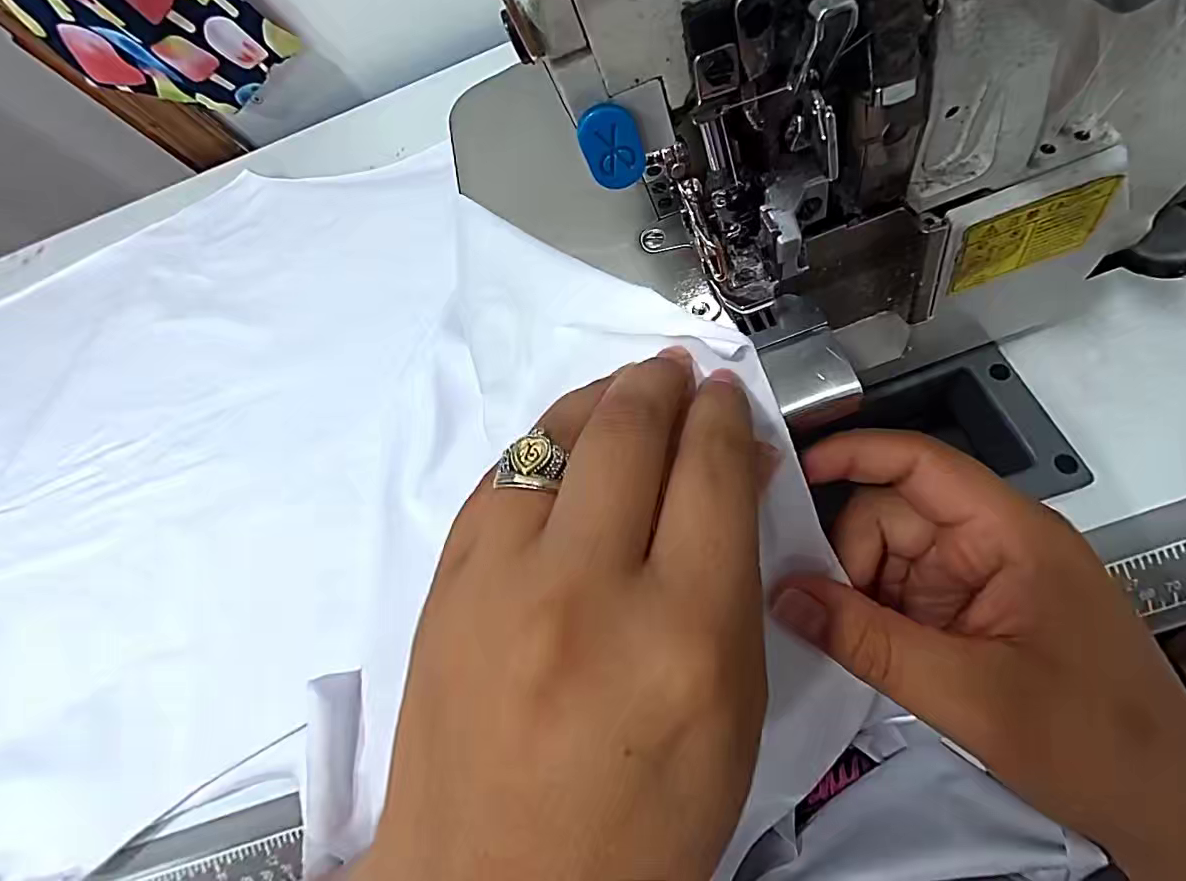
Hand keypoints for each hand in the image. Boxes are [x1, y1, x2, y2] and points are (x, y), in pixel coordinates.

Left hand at [356, 350, 771, 880]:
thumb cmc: (644, 814)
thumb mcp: (731, 701)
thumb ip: (739, 570)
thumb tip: (737, 469)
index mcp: (682, 632)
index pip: (710, 472)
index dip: (723, 416)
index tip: (725, 396)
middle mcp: (584, 590)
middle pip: (630, 432)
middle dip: (662, 383)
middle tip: (677, 369)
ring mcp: (499, 580)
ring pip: (555, 435)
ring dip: (601, 396)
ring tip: (628, 387)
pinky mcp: (446, 582)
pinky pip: (504, 475)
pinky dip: (546, 442)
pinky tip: (568, 439)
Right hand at [771, 431, 1185, 879]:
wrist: (1172, 816)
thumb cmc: (1096, 744)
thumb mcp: (973, 695)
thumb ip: (870, 642)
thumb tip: (784, 596)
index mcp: (1009, 531)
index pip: (921, 462)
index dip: (855, 454)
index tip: (796, 473)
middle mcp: (990, 540)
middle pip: (892, 513)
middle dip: (850, 557)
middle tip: (825, 612)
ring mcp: (979, 575)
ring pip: (887, 554)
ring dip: (859, 590)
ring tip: (850, 640)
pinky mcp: (969, 609)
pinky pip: (900, 590)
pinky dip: (874, 613)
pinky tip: (869, 648)